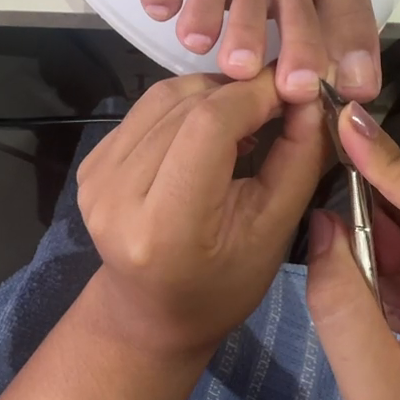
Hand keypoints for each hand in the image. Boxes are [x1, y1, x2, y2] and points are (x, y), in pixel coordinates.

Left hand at [76, 73, 328, 356]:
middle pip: (186, 106)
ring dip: (211, 93)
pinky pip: (146, 108)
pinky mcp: (89, 161)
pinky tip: (206, 127)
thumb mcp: (275, 231)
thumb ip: (298, 159)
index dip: (254, 95)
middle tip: (275, 98)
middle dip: (237, 91)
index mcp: (165, 227)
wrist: (152, 312)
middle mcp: (117, 196)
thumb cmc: (224, 284)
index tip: (292, 87)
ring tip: (244, 114)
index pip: (209, 126)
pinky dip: (184, 104)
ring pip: (164, 97)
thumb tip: (310, 96)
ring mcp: (97, 177)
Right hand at [306, 103, 399, 399]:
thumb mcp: (374, 394)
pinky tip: (382, 277)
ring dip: (388, 211)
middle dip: (385, 181)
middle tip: (332, 199)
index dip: (398, 161)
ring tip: (364, 267)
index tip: (345, 127)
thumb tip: (321, 222)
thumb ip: (341, 307)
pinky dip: (398, 234)